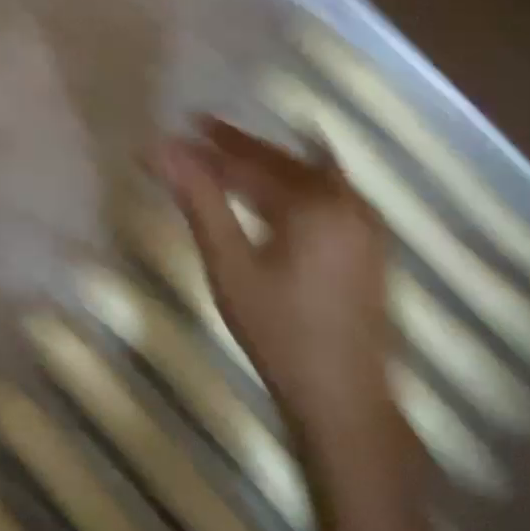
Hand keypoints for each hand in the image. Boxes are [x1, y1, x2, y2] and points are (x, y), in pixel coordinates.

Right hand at [152, 117, 426, 530]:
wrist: (344, 399)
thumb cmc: (278, 329)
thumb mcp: (228, 262)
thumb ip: (198, 199)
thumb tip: (159, 147)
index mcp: (316, 205)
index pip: (248, 162)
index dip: (203, 148)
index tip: (167, 135)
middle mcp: (350, 206)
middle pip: (284, 161)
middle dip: (238, 146)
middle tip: (196, 131)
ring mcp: (367, 228)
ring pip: (310, 176)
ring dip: (267, 162)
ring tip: (227, 155)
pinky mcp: (370, 249)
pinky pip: (327, 195)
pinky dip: (293, 182)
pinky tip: (273, 191)